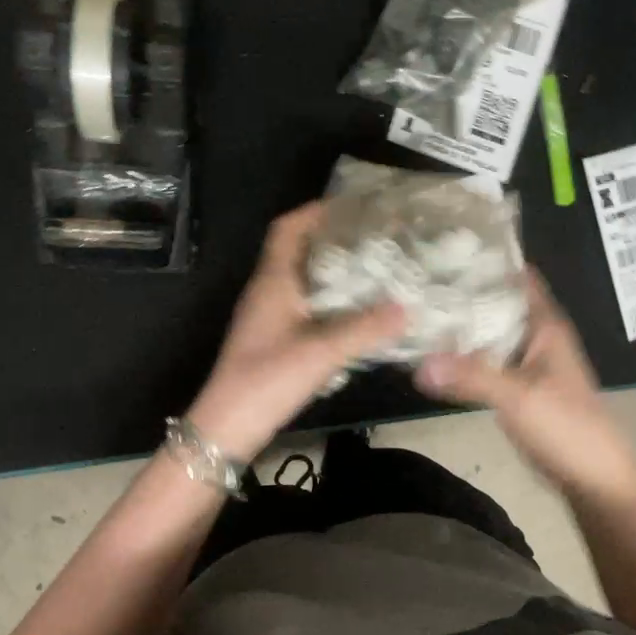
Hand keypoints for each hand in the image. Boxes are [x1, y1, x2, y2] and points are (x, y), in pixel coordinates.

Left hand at [186, 203, 404, 462]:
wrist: (227, 427)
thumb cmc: (267, 380)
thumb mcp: (322, 353)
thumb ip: (365, 329)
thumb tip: (407, 307)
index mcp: (273, 282)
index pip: (288, 229)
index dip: (316, 211)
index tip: (354, 207)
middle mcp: (267, 292)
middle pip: (299, 252)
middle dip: (336, 242)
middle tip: (377, 240)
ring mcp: (268, 318)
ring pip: (304, 282)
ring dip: (335, 274)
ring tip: (376, 272)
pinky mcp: (273, 341)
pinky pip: (306, 308)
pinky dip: (332, 303)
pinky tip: (359, 315)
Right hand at [415, 271, 635, 501]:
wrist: (594, 477)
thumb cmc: (568, 427)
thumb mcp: (519, 398)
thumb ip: (471, 377)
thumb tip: (417, 363)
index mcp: (546, 326)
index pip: (517, 276)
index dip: (487, 259)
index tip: (444, 246)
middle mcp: (536, 337)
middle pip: (496, 303)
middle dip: (462, 292)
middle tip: (413, 278)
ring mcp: (526, 364)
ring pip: (488, 334)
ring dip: (460, 326)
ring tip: (415, 310)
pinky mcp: (516, 389)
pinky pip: (486, 363)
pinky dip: (463, 357)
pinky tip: (433, 355)